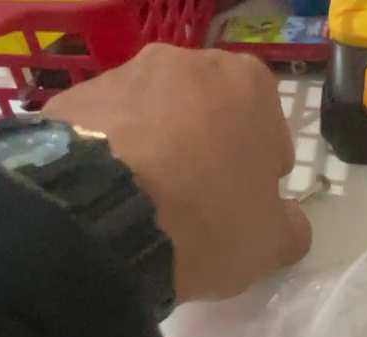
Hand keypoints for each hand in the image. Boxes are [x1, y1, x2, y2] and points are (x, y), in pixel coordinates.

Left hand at [43, 45, 310, 302]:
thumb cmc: (209, 224)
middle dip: (211, 153)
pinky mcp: (74, 98)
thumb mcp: (273, 244)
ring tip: (151, 207)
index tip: (249, 206)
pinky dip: (117, 158)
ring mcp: (124, 73)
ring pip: (158, 119)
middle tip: (202, 207)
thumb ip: (292, 228)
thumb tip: (288, 221)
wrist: (102, 221)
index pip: (270, 128)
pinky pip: (110, 131)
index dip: (263, 172)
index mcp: (248, 85)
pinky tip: (114, 200)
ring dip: (161, 152)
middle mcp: (187, 62)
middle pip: (211, 115)